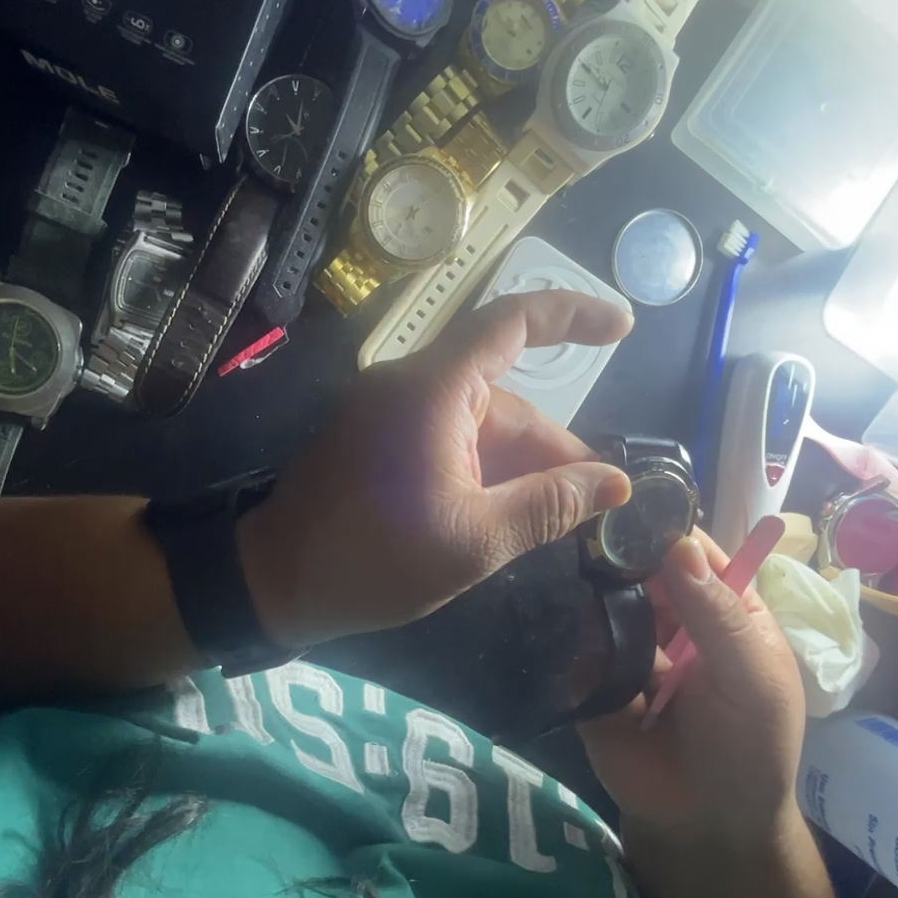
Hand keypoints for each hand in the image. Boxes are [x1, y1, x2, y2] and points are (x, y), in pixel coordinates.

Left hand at [239, 291, 634, 645]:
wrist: (274, 582)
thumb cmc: (373, 562)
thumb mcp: (475, 540)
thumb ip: (549, 505)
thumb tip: (616, 484)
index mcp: (431, 390)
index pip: (512, 322)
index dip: (573, 315)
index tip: (623, 328)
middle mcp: (408, 385)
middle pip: (504, 399)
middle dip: (551, 450)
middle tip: (592, 504)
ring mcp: (385, 410)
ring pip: (475, 425)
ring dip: (515, 468)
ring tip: (551, 520)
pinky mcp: (372, 437)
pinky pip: (443, 438)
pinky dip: (478, 469)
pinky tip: (500, 512)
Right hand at [577, 532, 805, 844]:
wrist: (705, 825)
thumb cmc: (750, 747)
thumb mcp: (751, 679)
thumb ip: (717, 615)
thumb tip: (678, 545)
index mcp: (721, 608)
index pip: (690, 552)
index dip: (663, 531)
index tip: (622, 506)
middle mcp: (671, 619)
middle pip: (638, 570)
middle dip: (614, 557)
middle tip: (578, 536)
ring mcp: (628, 647)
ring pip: (602, 603)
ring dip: (588, 593)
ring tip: (562, 576)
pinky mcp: (592, 679)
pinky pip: (576, 649)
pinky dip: (569, 638)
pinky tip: (554, 624)